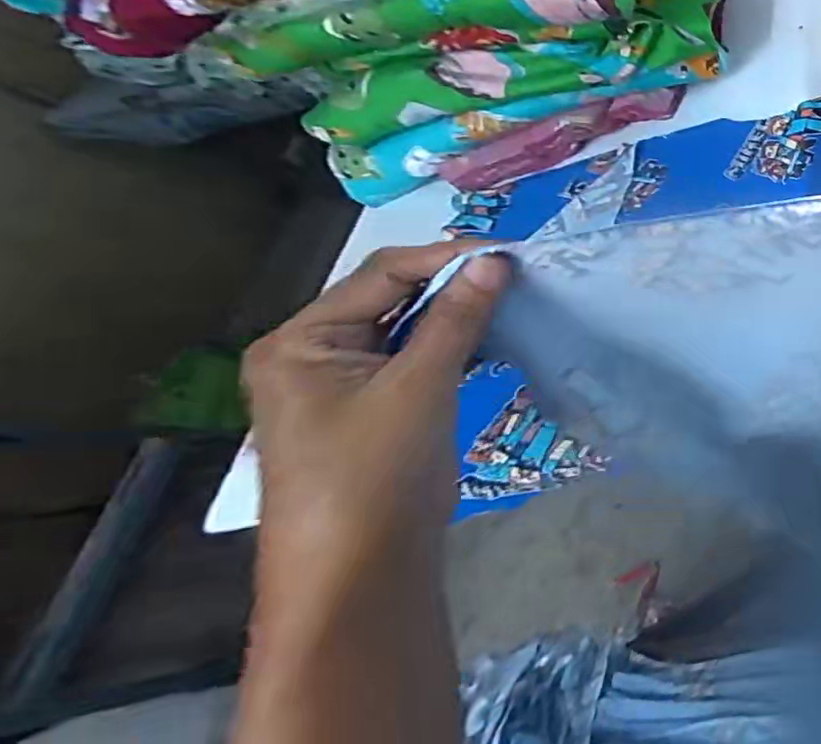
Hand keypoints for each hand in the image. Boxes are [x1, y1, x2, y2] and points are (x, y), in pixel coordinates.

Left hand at [242, 244, 509, 561]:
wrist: (362, 568)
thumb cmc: (374, 471)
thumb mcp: (420, 385)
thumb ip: (457, 317)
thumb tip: (496, 261)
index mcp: (302, 341)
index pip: (383, 274)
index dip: (447, 257)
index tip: (510, 253)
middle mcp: (318, 351)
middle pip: (395, 295)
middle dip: (456, 282)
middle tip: (518, 273)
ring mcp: (349, 379)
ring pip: (413, 324)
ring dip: (461, 310)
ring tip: (515, 297)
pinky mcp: (381, 402)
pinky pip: (422, 354)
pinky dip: (459, 340)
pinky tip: (497, 334)